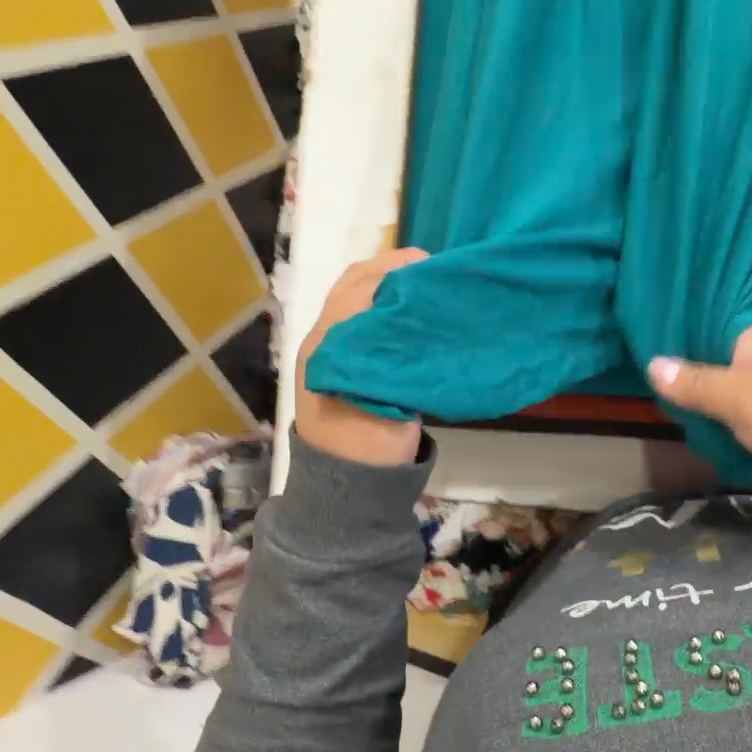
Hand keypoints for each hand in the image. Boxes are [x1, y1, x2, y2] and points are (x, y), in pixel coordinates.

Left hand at [294, 248, 428, 465]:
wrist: (347, 487)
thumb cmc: (370, 441)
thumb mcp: (391, 392)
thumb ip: (399, 347)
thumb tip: (420, 311)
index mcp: (329, 343)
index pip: (358, 285)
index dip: (393, 268)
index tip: (428, 265)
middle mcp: (323, 341)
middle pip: (353, 287)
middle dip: (388, 272)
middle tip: (427, 272)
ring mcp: (329, 354)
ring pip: (356, 303)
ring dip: (385, 289)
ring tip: (421, 290)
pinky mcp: (341, 368)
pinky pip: (360, 324)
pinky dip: (383, 310)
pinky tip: (409, 317)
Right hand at [647, 324, 751, 467]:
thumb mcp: (737, 397)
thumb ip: (695, 382)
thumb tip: (652, 364)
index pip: (706, 332)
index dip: (680, 350)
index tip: (656, 371)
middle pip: (713, 361)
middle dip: (691, 380)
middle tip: (664, 399)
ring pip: (723, 384)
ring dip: (705, 400)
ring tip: (677, 412)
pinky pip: (736, 403)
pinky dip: (721, 412)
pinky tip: (702, 422)